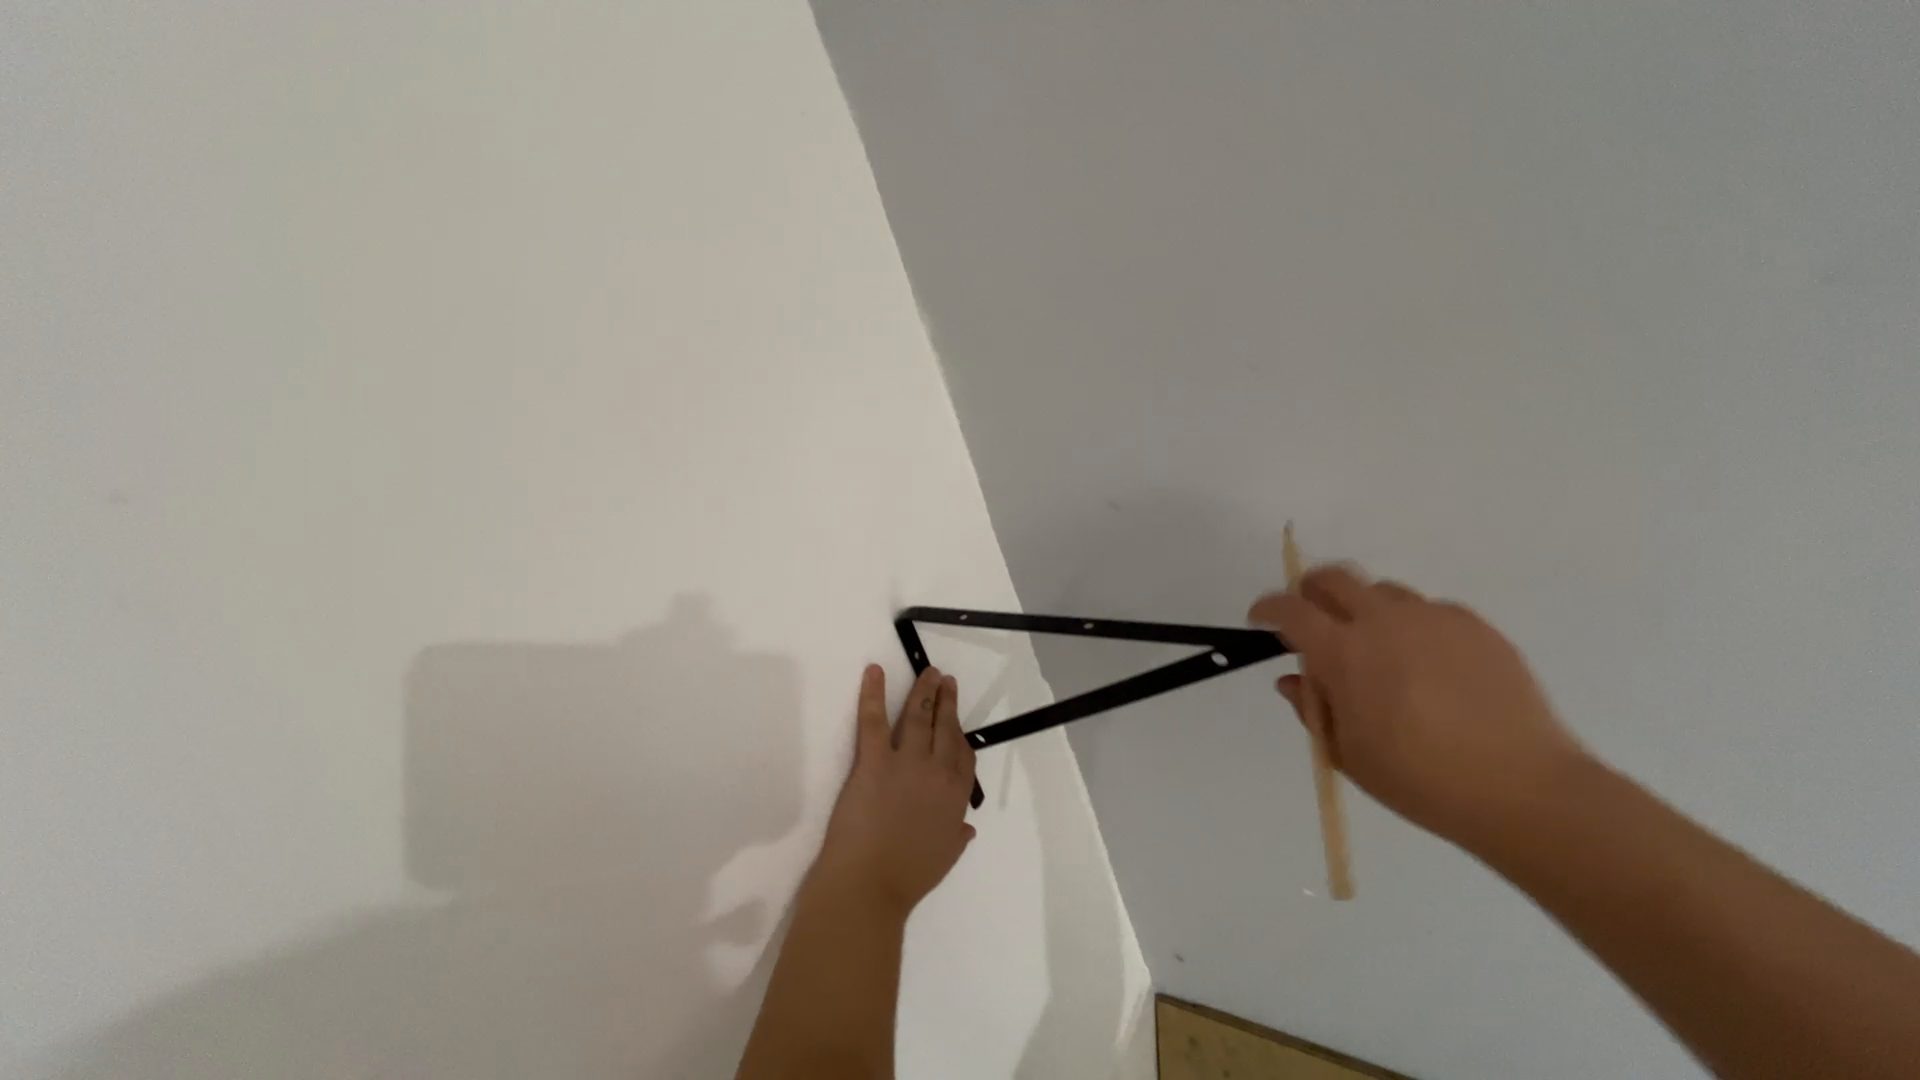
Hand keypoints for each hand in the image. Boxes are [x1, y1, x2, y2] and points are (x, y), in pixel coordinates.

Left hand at [811, 665, 976, 919]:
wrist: (870, 885)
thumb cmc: (907, 877)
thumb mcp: (945, 857)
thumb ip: (957, 836)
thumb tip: (967, 827)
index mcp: (956, 797)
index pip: (964, 757)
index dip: (961, 736)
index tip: (957, 724)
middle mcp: (937, 773)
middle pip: (945, 729)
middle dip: (947, 702)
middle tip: (946, 681)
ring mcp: (906, 763)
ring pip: (918, 717)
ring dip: (924, 691)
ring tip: (928, 672)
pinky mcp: (873, 761)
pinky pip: (873, 720)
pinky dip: (872, 693)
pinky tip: (874, 672)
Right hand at [1249, 566, 1588, 848]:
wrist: (1522, 787)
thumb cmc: (1419, 779)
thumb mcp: (1347, 752)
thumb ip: (1313, 708)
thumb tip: (1295, 679)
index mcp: (1344, 652)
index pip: (1290, 610)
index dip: (1268, 609)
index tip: (1260, 619)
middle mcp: (1384, 621)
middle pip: (1335, 578)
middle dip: (1311, 590)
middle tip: (1310, 619)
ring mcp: (1434, 618)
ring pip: (1384, 592)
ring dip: (1364, 609)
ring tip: (1376, 650)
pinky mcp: (1476, 626)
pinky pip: (1430, 612)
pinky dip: (1412, 627)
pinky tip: (1427, 667)